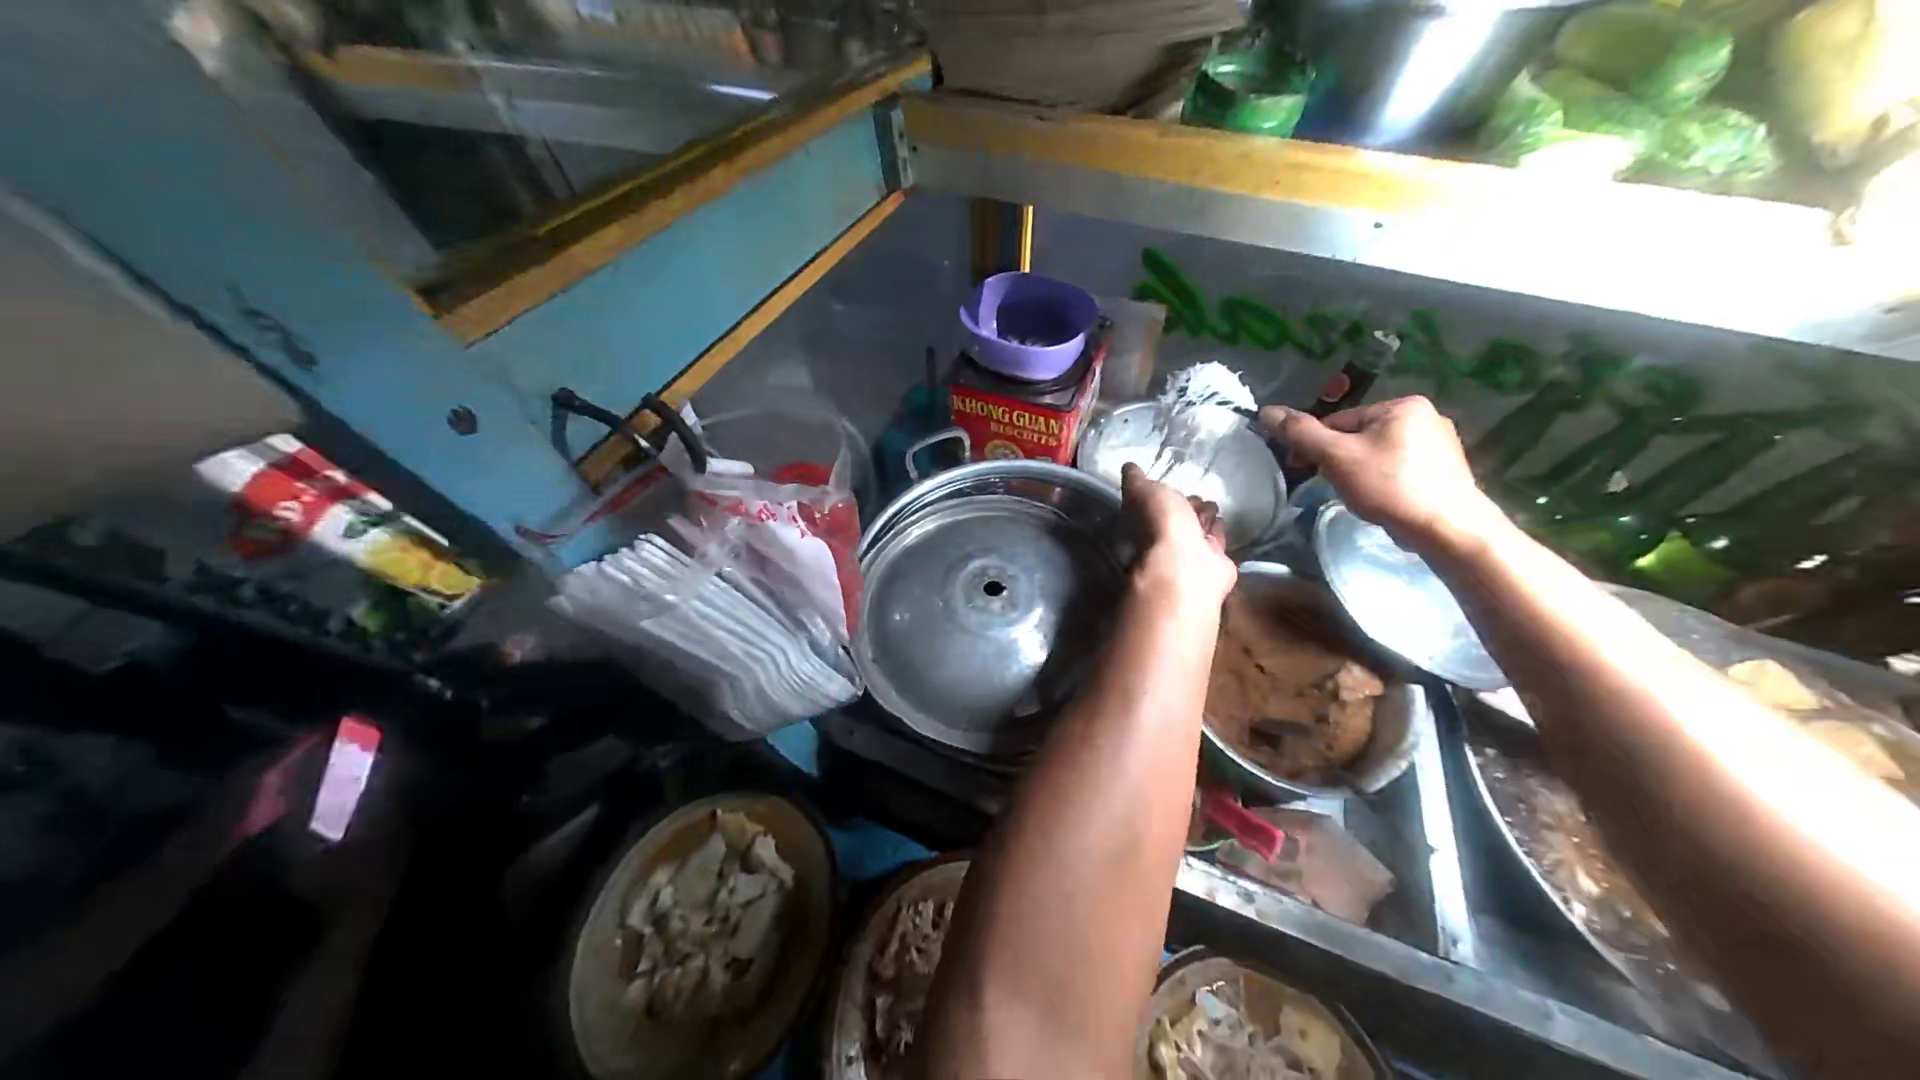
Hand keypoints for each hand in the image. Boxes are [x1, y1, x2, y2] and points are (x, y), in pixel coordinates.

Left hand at [1120, 462, 1235, 606]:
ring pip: (1194, 529)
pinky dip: (1216, 531)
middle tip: (1193, 498)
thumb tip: (1128, 467)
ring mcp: (1185, 556)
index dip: (1159, 496)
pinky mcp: (1211, 564)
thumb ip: (1134, 480)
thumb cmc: (1158, 524)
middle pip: (1173, 519)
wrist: (1187, 563)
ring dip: (1202, 515)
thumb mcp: (1141, 491)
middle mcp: (1158, 544)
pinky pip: (1214, 542)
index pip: (1147, 508)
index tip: (1168, 486)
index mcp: (1135, 529)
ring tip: (1209, 506)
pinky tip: (1218, 522)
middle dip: (1183, 506)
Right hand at [1260, 396, 1508, 554]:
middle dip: (1338, 459)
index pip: (1339, 420)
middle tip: (1332, 485)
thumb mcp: (1336, 456)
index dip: (1314, 444)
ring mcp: (1439, 443)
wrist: (1447, 528)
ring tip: (1358, 495)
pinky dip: (1382, 481)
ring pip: (1377, 453)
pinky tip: (1381, 500)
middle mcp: (1426, 416)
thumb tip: (1266, 411)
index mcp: (1402, 405)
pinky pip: (1398, 468)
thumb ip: (1300, 433)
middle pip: (1358, 436)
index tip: (1301, 468)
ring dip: (1358, 471)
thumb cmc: (1389, 486)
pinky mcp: (1444, 469)